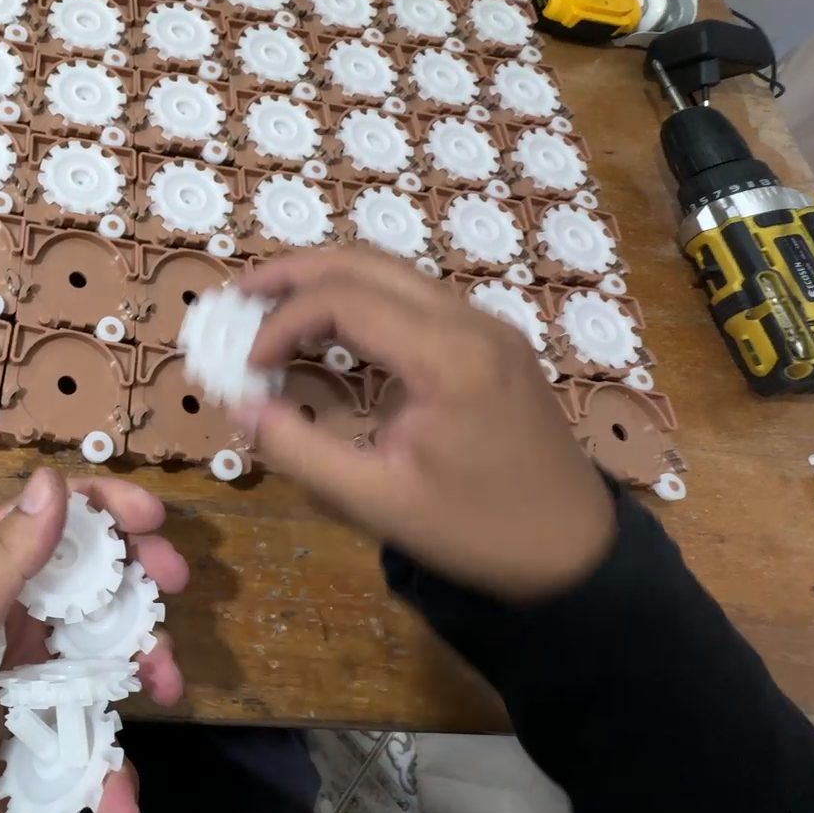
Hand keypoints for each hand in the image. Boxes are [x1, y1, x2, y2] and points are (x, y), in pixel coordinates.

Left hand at [0, 468, 187, 812]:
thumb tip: (54, 480)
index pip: (51, 520)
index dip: (104, 506)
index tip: (153, 515)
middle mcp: (18, 620)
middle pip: (95, 582)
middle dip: (138, 577)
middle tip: (173, 585)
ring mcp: (35, 682)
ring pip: (110, 656)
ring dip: (145, 667)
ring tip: (164, 688)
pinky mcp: (44, 743)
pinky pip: (95, 747)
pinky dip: (114, 773)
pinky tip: (118, 803)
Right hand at [235, 248, 614, 599]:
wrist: (576, 551)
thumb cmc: (478, 530)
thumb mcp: (376, 501)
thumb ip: (299, 449)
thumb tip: (242, 405)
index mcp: (448, 357)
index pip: (341, 299)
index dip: (280, 322)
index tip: (248, 365)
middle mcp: (468, 320)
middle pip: (361, 261)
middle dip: (290, 273)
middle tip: (237, 298)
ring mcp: (482, 322)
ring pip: (384, 268)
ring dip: (320, 280)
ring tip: (267, 305)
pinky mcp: (483, 336)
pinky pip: (404, 293)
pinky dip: (351, 298)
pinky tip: (322, 327)